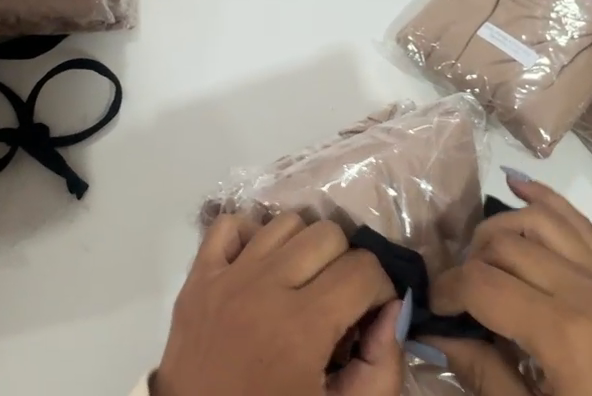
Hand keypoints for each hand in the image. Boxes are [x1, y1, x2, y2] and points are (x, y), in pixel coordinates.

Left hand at [156, 212, 405, 395]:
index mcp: (302, 327)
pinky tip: (262, 267)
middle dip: (345, 265)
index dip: (380, 290)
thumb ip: (381, 367)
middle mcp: (264, 288)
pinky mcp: (197, 278)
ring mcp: (226, 277)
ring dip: (303, 248)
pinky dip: (251, 236)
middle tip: (339, 301)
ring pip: (285, 223)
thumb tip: (394, 310)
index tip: (372, 315)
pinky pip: (229, 225)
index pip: (364, 269)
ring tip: (302, 283)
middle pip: (328, 234)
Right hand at [424, 171, 591, 395]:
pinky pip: (579, 222)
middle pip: (505, 245)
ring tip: (480, 254)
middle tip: (456, 295)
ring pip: (539, 220)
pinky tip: (518, 188)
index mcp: (563, 334)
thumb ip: (484, 374)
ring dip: (500, 228)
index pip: (483, 284)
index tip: (433, 310)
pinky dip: (546, 199)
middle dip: (468, 263)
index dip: (447, 290)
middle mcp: (586, 290)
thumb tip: (436, 333)